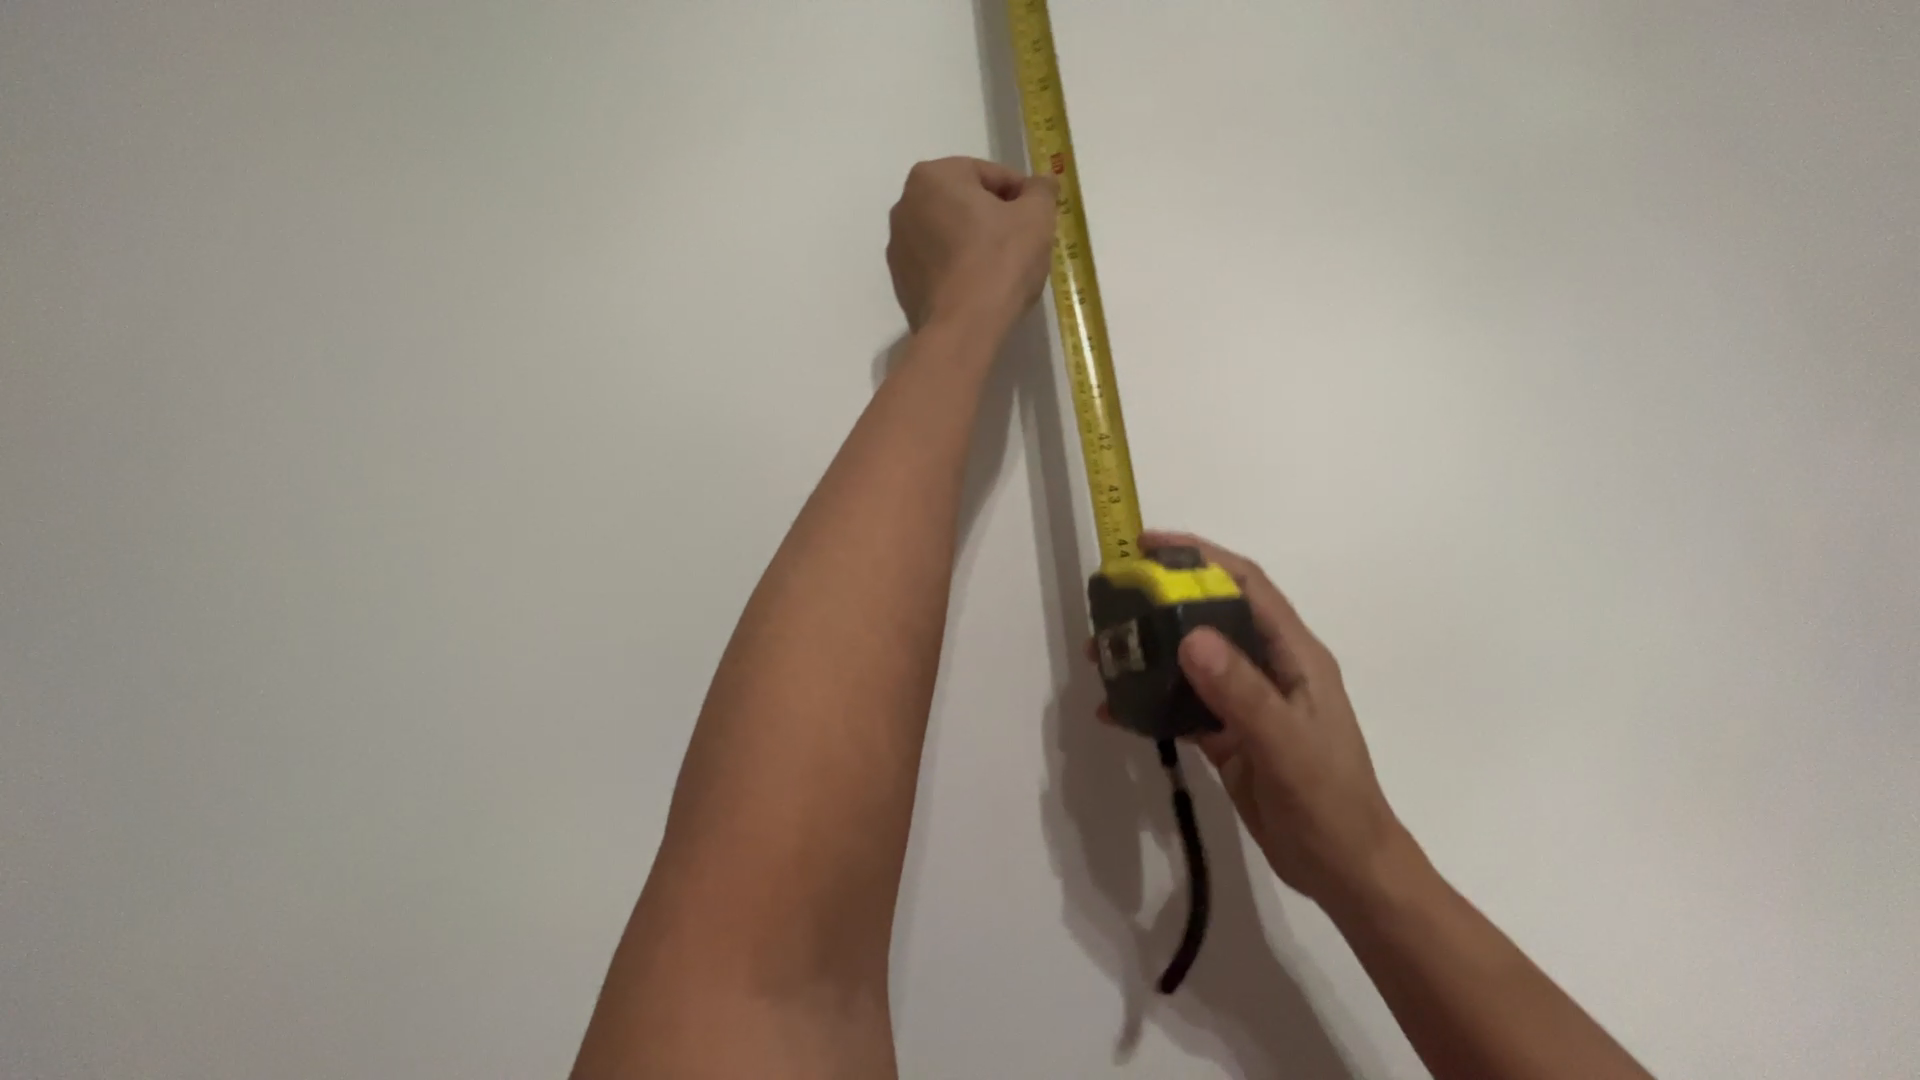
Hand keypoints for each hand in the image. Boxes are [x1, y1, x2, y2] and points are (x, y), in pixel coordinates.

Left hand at [886, 156, 1057, 334]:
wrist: (963, 328)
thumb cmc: (1000, 262)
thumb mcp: (1036, 217)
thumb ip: (1041, 191)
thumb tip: (1041, 184)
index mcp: (933, 176)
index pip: (990, 174)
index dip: (1022, 195)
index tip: (1038, 218)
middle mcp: (905, 205)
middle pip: (966, 203)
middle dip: (995, 218)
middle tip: (1023, 244)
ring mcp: (898, 246)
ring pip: (950, 234)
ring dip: (975, 243)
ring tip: (1002, 270)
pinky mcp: (901, 282)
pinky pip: (938, 264)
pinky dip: (958, 269)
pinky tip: (979, 289)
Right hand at [1113, 531, 1409, 906]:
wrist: (1343, 870)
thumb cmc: (1327, 800)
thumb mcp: (1285, 743)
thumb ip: (1239, 690)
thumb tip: (1188, 635)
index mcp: (1294, 655)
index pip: (1246, 585)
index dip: (1201, 557)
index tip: (1148, 546)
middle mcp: (1269, 669)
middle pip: (1211, 617)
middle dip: (1162, 603)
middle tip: (1111, 603)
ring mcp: (1247, 703)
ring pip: (1191, 661)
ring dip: (1149, 654)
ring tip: (1103, 654)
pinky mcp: (1228, 735)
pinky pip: (1183, 706)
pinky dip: (1150, 702)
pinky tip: (1115, 711)